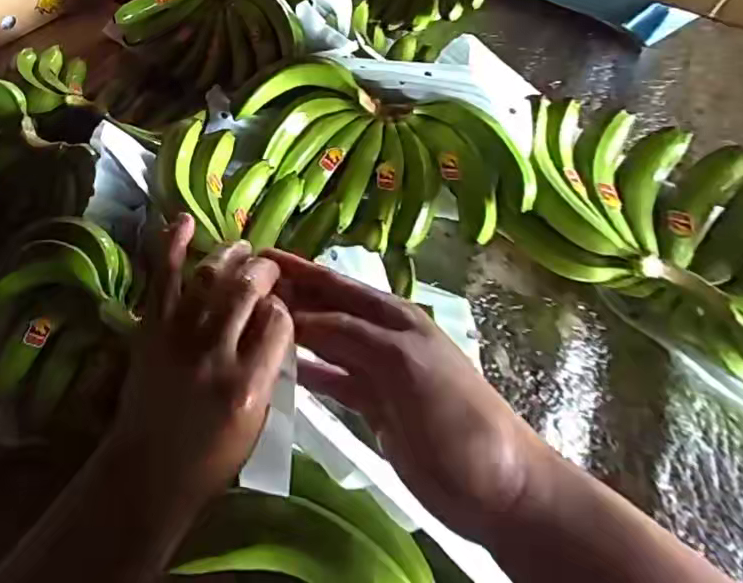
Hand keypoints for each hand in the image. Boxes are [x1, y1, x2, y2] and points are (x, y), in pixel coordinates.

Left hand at [105, 217, 292, 505]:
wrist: (146, 471)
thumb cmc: (210, 457)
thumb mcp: (256, 422)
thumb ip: (268, 368)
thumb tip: (274, 318)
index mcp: (247, 386)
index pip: (278, 321)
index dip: (282, 308)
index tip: (278, 310)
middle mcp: (214, 354)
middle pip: (248, 290)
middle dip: (264, 272)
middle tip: (267, 270)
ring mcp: (178, 336)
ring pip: (211, 277)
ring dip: (231, 255)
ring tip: (242, 249)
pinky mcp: (150, 328)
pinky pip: (163, 277)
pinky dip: (173, 245)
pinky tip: (185, 220)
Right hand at [264, 249, 542, 543]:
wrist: (497, 487)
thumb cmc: (455, 415)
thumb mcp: (404, 364)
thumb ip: (352, 335)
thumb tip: (298, 316)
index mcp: (392, 315)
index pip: (335, 284)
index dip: (299, 269)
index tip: (260, 256)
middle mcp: (382, 336)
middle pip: (328, 309)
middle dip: (291, 294)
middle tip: (244, 287)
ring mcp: (378, 372)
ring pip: (326, 342)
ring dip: (294, 330)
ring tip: (253, 322)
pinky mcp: (375, 407)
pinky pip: (333, 380)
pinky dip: (308, 372)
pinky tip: (281, 370)